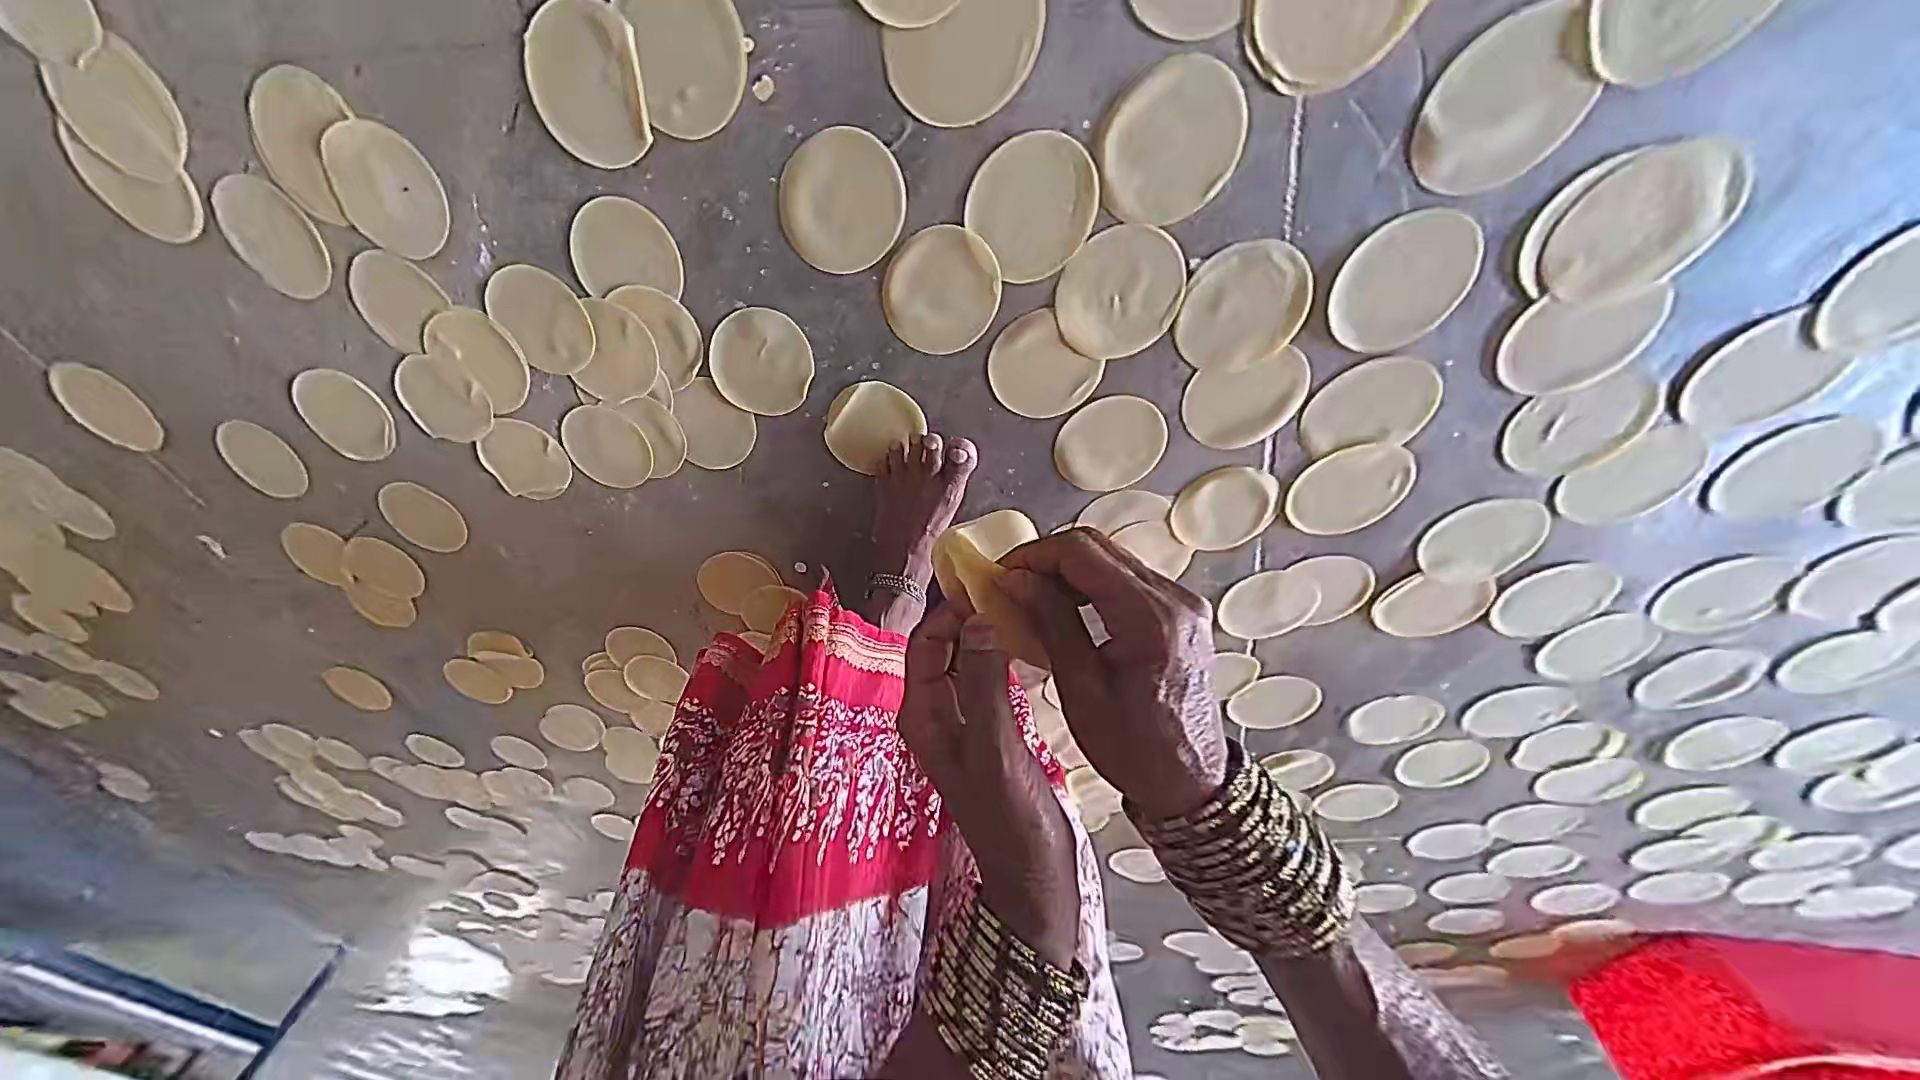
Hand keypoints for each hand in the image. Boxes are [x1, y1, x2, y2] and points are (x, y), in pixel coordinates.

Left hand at [900, 603, 1079, 967]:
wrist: (1037, 879)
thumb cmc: (1013, 822)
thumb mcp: (996, 750)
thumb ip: (986, 685)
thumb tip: (981, 621)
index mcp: (923, 715)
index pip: (925, 644)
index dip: (950, 613)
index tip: (988, 588)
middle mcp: (936, 714)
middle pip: (944, 648)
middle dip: (968, 617)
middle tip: (1010, 592)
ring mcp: (963, 722)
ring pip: (967, 661)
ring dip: (985, 634)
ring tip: (1021, 609)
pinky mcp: (988, 730)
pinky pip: (987, 679)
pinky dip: (1001, 656)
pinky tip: (1028, 645)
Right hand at [999, 527, 1227, 820]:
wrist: (1189, 779)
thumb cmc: (1132, 748)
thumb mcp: (1080, 687)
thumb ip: (1050, 621)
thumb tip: (1016, 579)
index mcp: (1150, 617)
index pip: (1082, 552)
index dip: (1034, 555)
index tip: (1002, 574)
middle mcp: (1174, 598)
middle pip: (1099, 547)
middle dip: (1048, 559)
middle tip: (1012, 584)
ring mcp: (1182, 602)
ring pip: (1113, 558)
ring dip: (1068, 570)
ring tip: (1032, 596)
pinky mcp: (1181, 611)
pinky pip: (1128, 578)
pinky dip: (1092, 584)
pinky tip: (1066, 607)